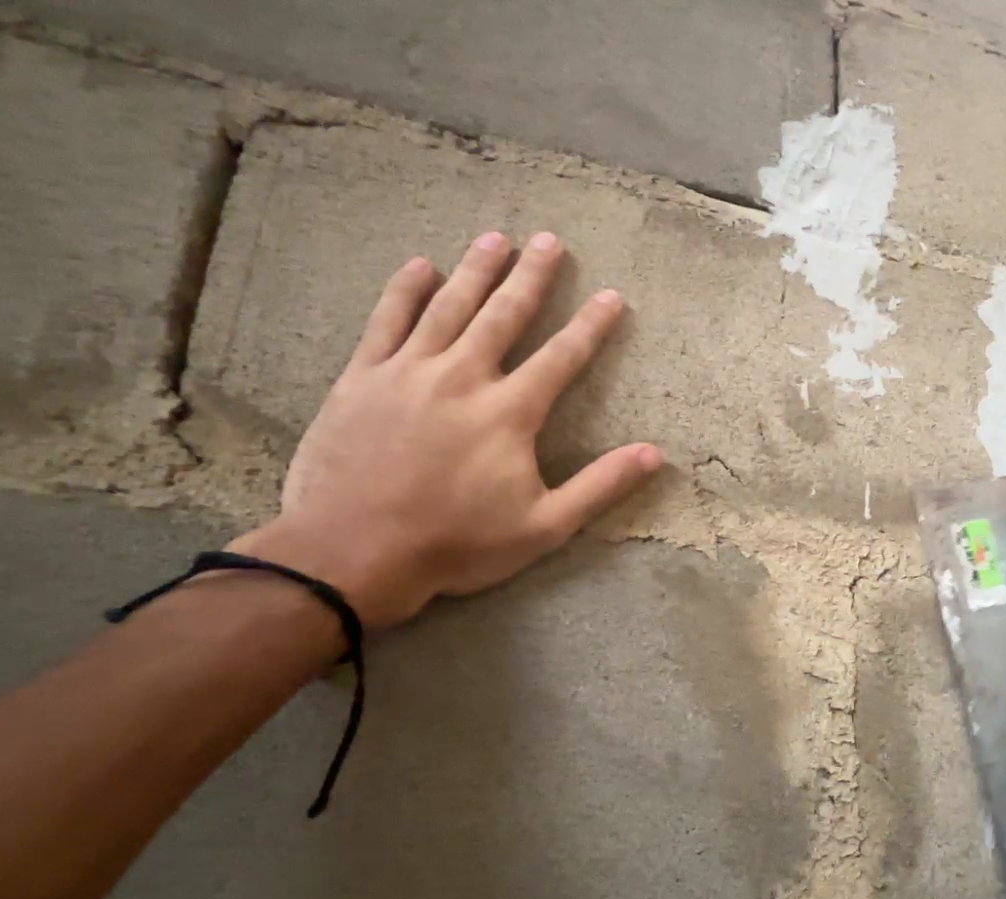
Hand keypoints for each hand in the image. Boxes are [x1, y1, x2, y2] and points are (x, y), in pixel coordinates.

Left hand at [230, 231, 661, 627]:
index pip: (561, 357)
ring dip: (474, 270)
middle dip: (531, 277)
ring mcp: (407, 373)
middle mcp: (462, 378)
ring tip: (495, 238)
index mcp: (509, 413)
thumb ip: (600, 485)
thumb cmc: (456, 544)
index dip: (590, 325)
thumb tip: (654, 454)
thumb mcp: (545, 527)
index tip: (611, 295)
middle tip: (550, 241)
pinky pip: (385, 322)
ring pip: (447, 307)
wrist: (351, 553)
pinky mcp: (362, 379)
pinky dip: (403, 291)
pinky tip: (419, 265)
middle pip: (503, 315)